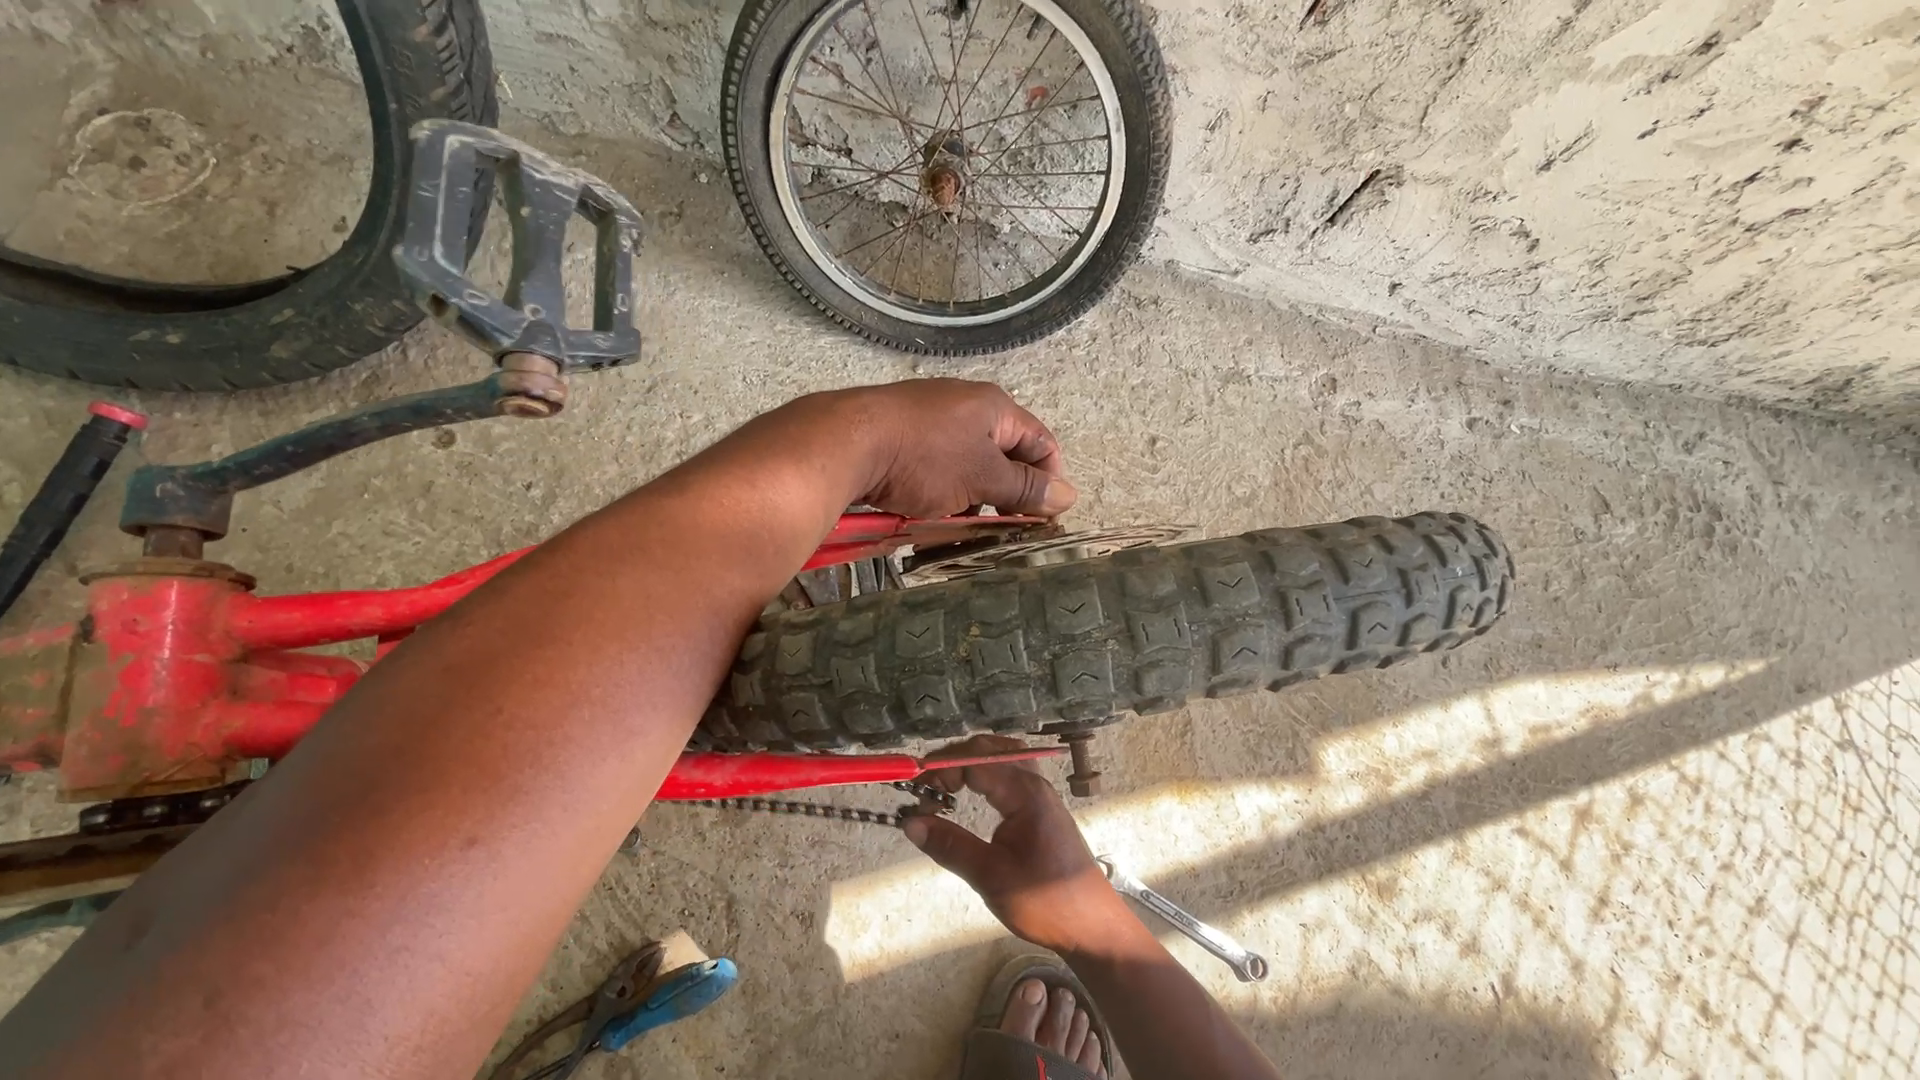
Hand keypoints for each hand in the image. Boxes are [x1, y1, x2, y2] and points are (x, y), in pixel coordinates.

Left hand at [817, 379, 1077, 518]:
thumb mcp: (983, 476)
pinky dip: (941, 494)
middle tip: (1004, 531)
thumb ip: (1025, 488)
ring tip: (964, 530)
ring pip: (967, 466)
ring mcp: (929, 420)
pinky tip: (930, 516)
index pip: (1041, 443)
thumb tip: (1068, 495)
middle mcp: (964, 406)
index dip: (1049, 482)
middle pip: (1003, 455)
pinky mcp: (900, 437)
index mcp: (993, 407)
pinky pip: (935, 469)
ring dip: (973, 500)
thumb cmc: (925, 458)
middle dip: (1008, 496)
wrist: (846, 443)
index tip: (1043, 521)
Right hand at [900, 736, 1133, 954]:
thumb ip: (950, 845)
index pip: (976, 760)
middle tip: (926, 788)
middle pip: (988, 748)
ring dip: (970, 762)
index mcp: (1025, 794)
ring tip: (945, 785)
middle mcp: (1034, 784)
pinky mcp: (1042, 807)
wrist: (1091, 925)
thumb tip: (910, 822)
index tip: (917, 791)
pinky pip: (1010, 771)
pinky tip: (972, 792)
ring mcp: (1041, 793)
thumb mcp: (990, 877)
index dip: (942, 768)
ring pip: (1002, 755)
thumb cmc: (1044, 902)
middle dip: (952, 760)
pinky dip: (985, 772)